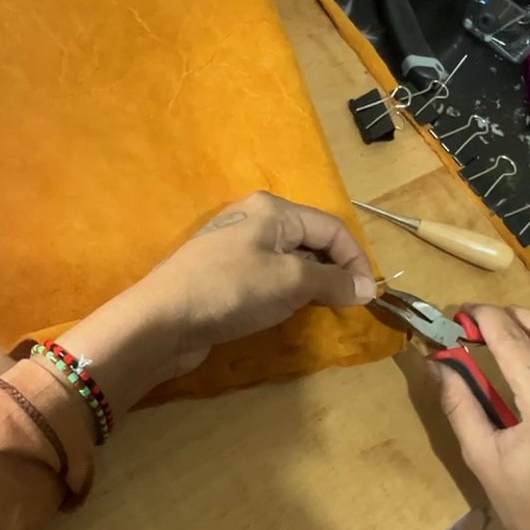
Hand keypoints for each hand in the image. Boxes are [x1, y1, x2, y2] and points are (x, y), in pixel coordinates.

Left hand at [58, 192, 376, 414]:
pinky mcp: (223, 273)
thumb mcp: (290, 282)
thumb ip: (333, 281)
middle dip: (334, 270)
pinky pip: (268, 276)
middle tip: (346, 304)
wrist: (162, 319)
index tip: (366, 296)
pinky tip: (285, 311)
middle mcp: (255, 219)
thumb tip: (367, 289)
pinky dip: (286, 291)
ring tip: (320, 309)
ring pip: (290, 259)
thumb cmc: (231, 291)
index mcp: (274, 210)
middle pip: (311, 240)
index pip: (331, 227)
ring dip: (311, 283)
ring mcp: (236, 246)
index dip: (355, 260)